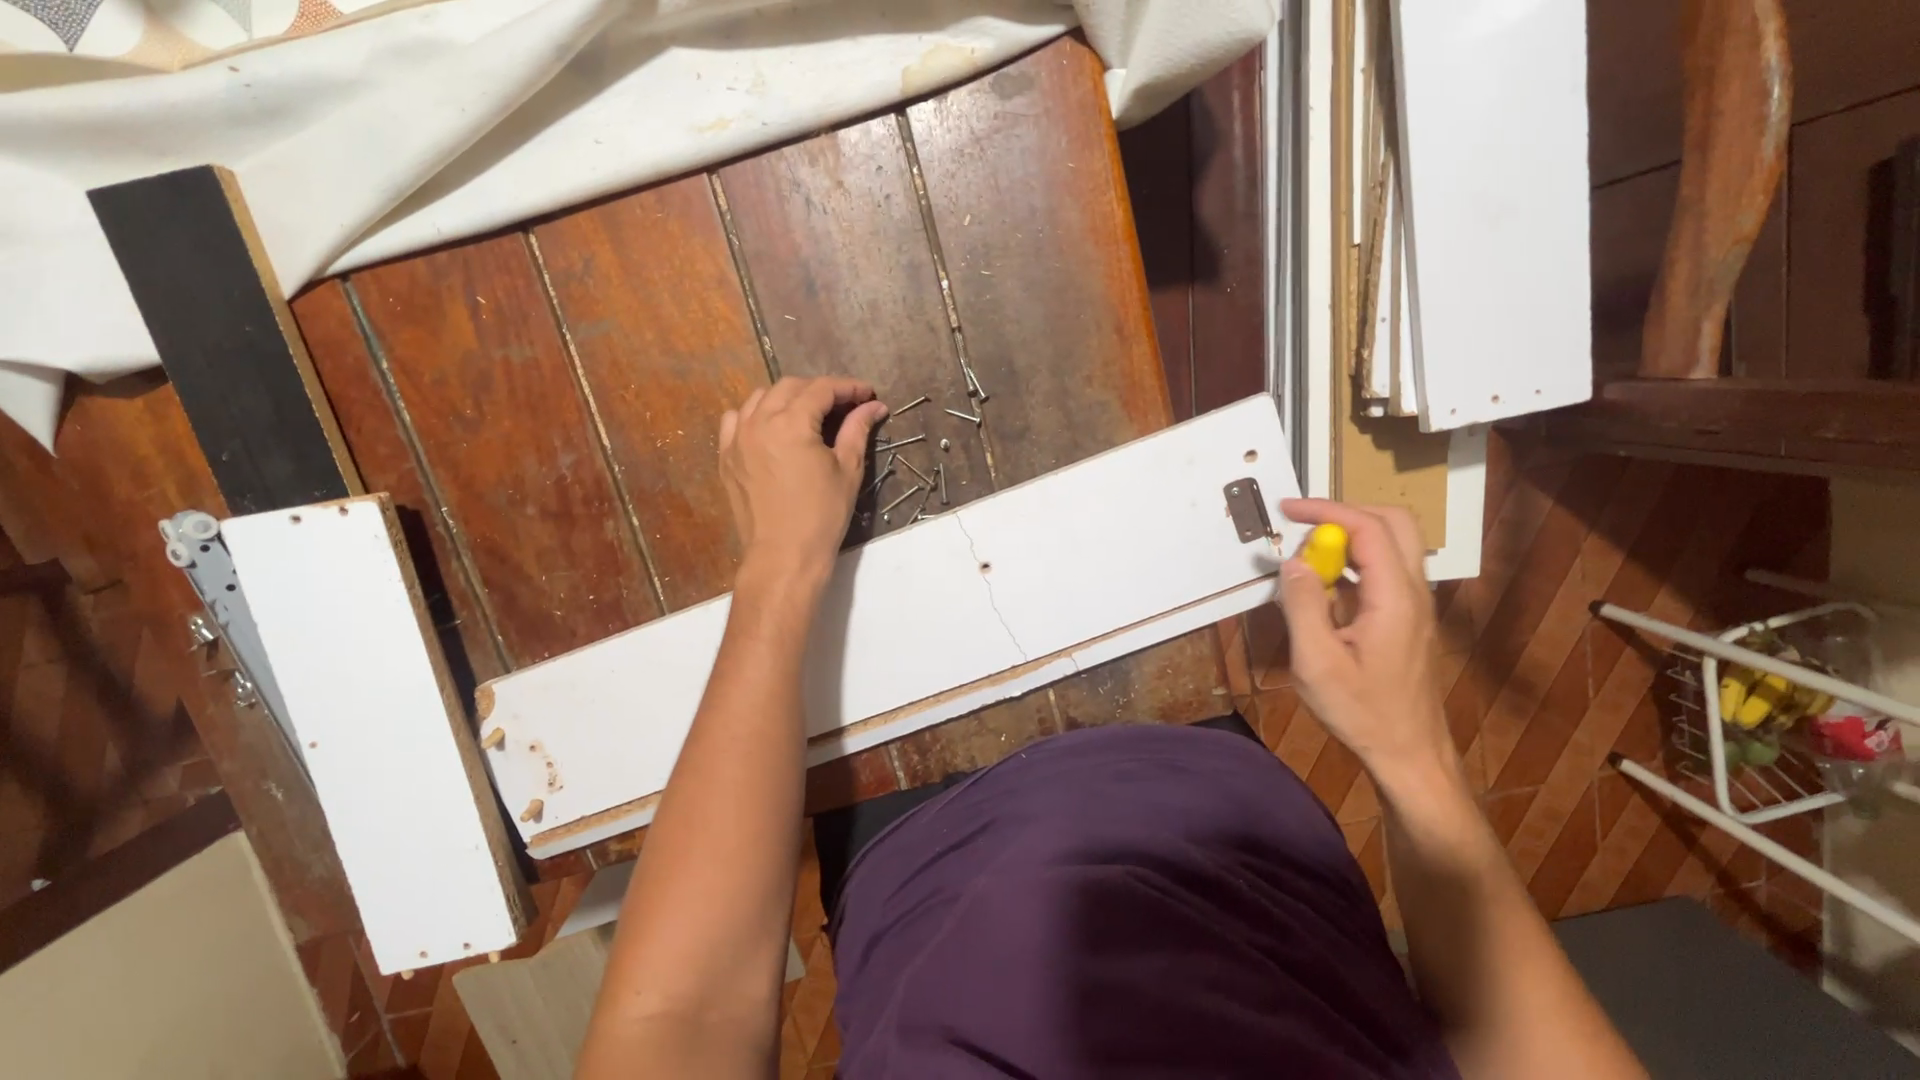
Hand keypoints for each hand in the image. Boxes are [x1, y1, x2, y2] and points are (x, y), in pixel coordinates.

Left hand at [718, 377, 886, 584]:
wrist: (783, 556)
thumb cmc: (822, 516)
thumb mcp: (848, 470)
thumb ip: (857, 430)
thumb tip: (873, 406)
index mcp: (791, 424)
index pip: (822, 389)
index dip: (848, 388)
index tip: (868, 395)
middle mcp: (759, 422)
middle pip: (790, 387)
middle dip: (819, 390)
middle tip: (843, 405)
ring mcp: (737, 439)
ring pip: (760, 398)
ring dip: (787, 398)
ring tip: (808, 414)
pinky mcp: (726, 457)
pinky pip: (735, 420)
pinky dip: (754, 414)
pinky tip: (770, 427)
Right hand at [1275, 499, 1460, 791]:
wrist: (1408, 751)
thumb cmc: (1361, 711)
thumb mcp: (1317, 662)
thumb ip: (1303, 606)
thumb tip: (1293, 562)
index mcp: (1395, 598)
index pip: (1368, 528)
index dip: (1326, 510)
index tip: (1287, 511)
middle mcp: (1413, 592)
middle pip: (1392, 523)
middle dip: (1344, 513)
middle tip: (1302, 525)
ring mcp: (1415, 605)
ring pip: (1392, 544)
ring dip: (1351, 537)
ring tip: (1308, 558)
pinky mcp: (1408, 618)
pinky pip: (1385, 571)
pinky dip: (1355, 562)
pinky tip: (1325, 588)